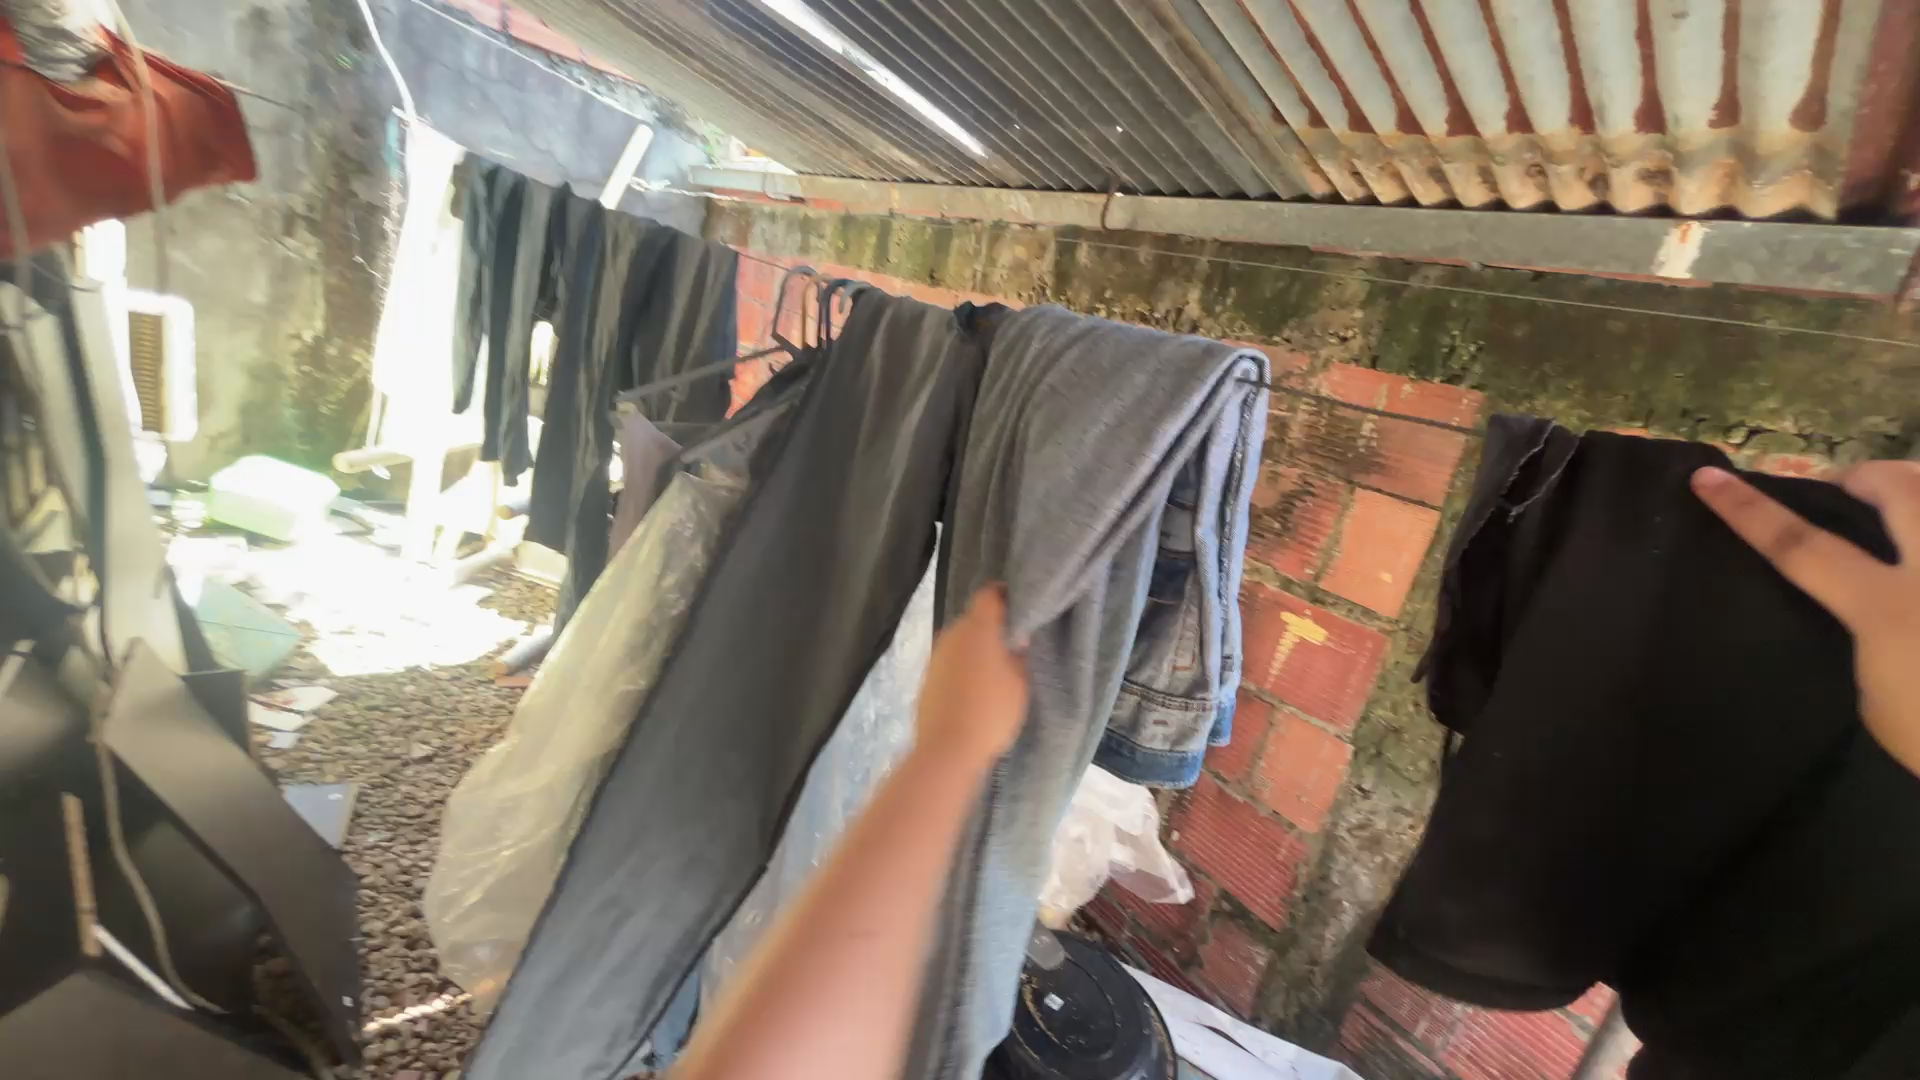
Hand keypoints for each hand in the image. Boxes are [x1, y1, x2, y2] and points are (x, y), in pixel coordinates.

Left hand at [914, 586, 1029, 769]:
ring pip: (961, 641)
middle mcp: (953, 633)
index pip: (989, 594)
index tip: (1021, 608)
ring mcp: (936, 655)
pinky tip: (975, 688)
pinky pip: (951, 661)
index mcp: (978, 627)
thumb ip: (1020, 654)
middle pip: (975, 619)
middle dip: (993, 627)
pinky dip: (963, 667)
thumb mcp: (1021, 682)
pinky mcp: (927, 676)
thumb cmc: (992, 711)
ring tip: (996, 670)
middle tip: (1014, 644)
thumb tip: (1017, 639)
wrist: (947, 748)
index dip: (1005, 595)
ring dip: (977, 648)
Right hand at [1692, 462, 1919, 775]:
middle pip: (1901, 488)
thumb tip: (1876, 599)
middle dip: (1866, 477)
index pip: (1798, 544)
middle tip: (1849, 492)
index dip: (1747, 509)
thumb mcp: (1875, 693)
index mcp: (1889, 608)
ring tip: (1909, 518)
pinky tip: (1914, 566)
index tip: (1706, 478)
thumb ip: (1874, 629)